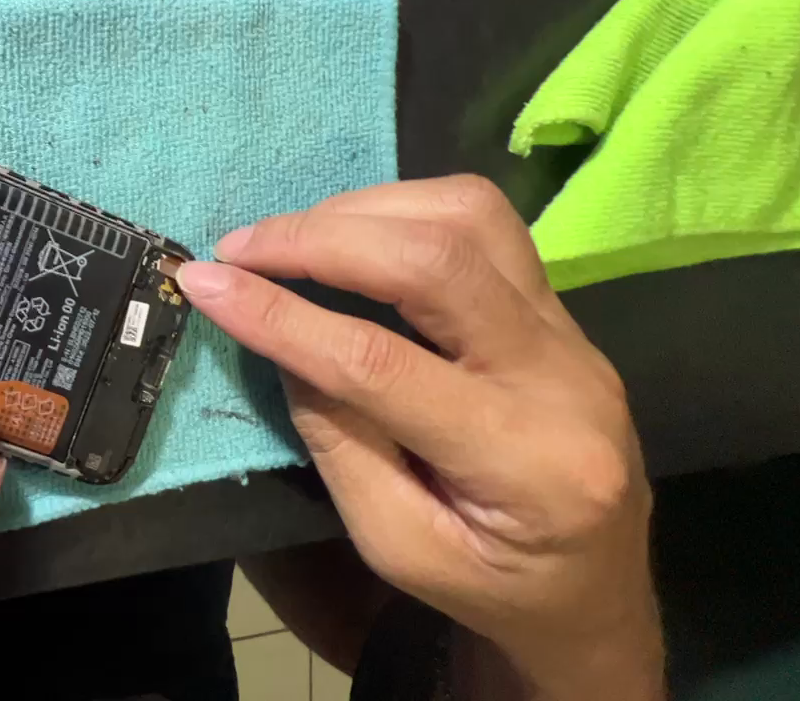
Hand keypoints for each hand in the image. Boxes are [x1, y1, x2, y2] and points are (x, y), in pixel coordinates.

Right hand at [177, 177, 662, 699]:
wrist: (596, 591)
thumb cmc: (488, 584)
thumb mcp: (392, 542)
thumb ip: (335, 437)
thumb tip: (282, 334)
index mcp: (527, 464)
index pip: (378, 363)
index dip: (278, 316)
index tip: (202, 282)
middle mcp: (565, 378)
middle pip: (438, 262)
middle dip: (318, 239)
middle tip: (239, 246)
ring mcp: (570, 329)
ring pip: (468, 216)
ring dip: (360, 210)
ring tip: (290, 236)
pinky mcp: (556, 303)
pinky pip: (480, 218)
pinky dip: (397, 208)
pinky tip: (350, 233)